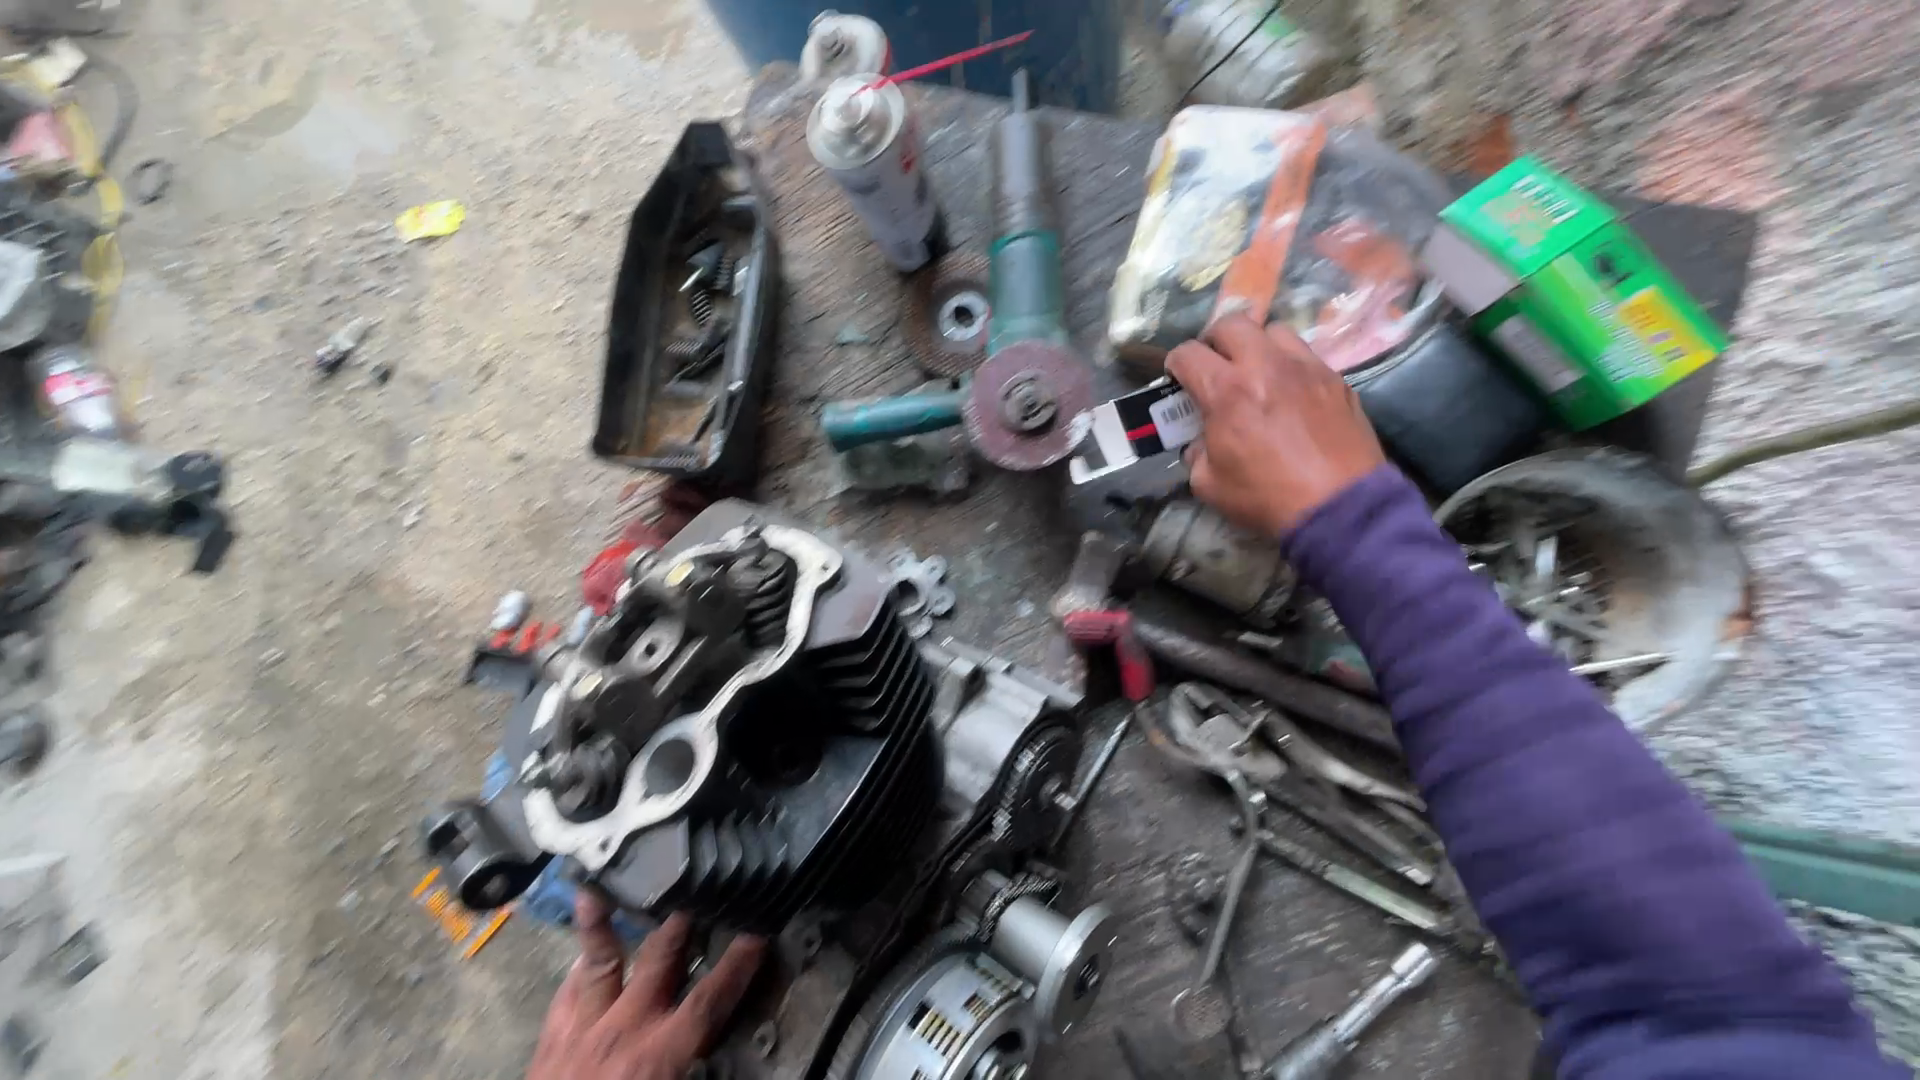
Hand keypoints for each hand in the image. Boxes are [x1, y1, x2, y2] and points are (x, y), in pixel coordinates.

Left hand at [526, 891, 766, 1079]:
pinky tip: (581, 953)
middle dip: (682, 922)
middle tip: (695, 886)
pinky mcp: (549, 1043)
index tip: (759, 932)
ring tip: (601, 886)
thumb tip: (715, 1057)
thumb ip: (699, 1076)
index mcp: (660, 1055)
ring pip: (600, 961)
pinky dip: (577, 969)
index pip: (711, 998)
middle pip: (660, 958)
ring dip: (604, 924)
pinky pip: (566, 994)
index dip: (739, 964)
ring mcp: (581, 1031)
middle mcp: (624, 1029)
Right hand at [1167, 314, 1386, 534]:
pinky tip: (1289, 393)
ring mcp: (1305, 368)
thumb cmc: (1267, 498)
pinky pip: (1305, 355)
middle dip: (1214, 340)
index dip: (1175, 364)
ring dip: (1256, 346)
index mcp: (1226, 391)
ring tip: (1256, 372)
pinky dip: (1288, 365)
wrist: (1339, 506)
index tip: (1178, 377)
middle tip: (1215, 365)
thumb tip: (1201, 441)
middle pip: (1231, 323)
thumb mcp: (1209, 484)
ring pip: (1273, 330)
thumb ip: (1197, 453)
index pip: (1188, 354)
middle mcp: (1265, 366)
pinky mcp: (1335, 378)